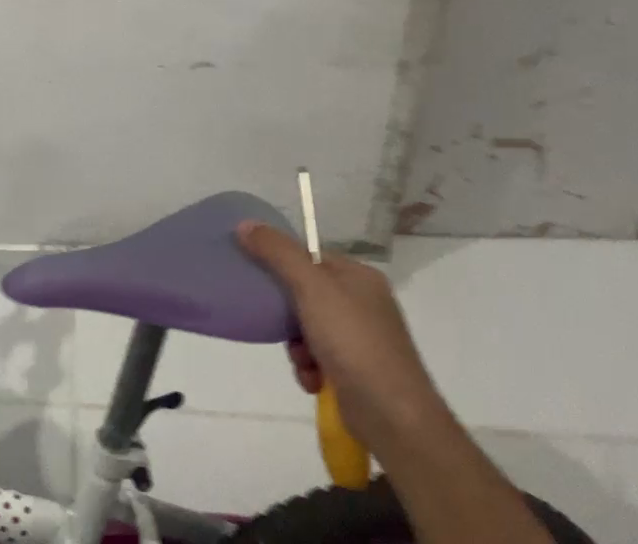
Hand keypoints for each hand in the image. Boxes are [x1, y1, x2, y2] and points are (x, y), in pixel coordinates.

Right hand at [235, 221, 451, 457]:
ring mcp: (362, 337)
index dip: (282, 266)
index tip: (258, 279)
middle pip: (305, 293)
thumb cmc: (353, 341)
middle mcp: (363, 303)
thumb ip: (277, 254)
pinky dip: (309, 367)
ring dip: (296, 346)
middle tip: (278, 326)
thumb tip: (245, 224)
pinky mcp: (358, 369)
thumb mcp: (311, 288)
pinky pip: (318, 356)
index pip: (310, 257)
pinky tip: (313, 380)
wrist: (393, 414)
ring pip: (308, 327)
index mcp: (359, 277)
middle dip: (287, 314)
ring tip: (302, 361)